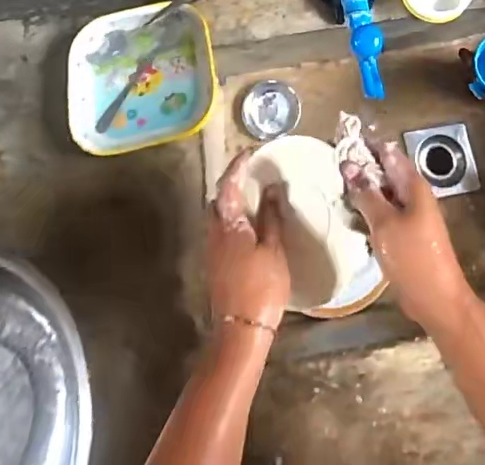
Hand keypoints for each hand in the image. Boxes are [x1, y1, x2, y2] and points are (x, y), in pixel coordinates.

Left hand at [207, 150, 289, 330]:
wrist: (241, 331)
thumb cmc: (262, 287)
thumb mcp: (273, 249)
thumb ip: (270, 216)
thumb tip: (271, 188)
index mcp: (228, 223)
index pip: (229, 185)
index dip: (239, 166)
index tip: (250, 152)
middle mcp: (214, 231)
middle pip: (218, 197)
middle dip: (231, 181)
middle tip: (250, 171)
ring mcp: (211, 247)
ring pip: (217, 213)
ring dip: (230, 199)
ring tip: (251, 193)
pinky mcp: (214, 262)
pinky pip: (220, 227)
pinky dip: (231, 216)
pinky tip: (246, 222)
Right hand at [341, 141, 474, 332]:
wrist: (437, 301)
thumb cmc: (413, 258)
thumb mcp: (384, 224)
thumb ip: (366, 194)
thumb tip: (349, 166)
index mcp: (414, 185)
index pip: (387, 152)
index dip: (366, 145)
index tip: (340, 140)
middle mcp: (414, 195)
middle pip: (385, 171)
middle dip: (361, 167)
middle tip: (332, 165)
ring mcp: (411, 214)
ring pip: (383, 192)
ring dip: (363, 190)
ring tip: (336, 187)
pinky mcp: (406, 233)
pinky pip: (384, 212)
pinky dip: (368, 209)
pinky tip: (350, 213)